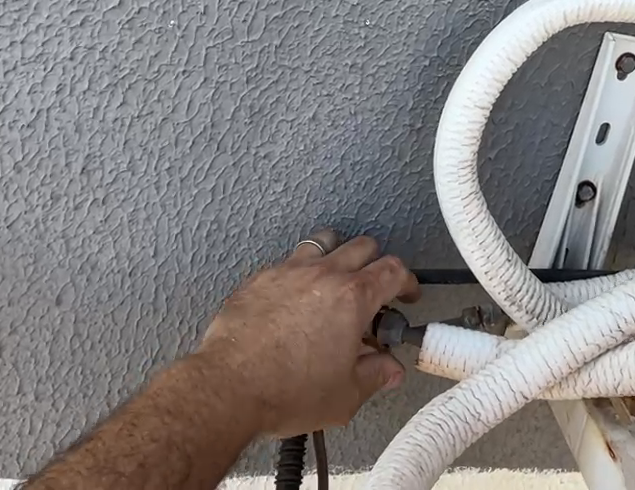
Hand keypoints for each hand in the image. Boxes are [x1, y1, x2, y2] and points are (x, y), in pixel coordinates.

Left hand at [187, 229, 419, 438]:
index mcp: (353, 297)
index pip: (393, 270)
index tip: (406, 293)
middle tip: (374, 288)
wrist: (228, 389)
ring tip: (336, 276)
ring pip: (325, 240)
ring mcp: (291, 270)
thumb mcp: (344, 395)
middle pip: (363, 246)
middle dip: (376, 263)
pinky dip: (301, 271)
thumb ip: (375, 375)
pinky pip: (289, 260)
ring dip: (338, 253)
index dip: (406, 280)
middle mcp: (325, 274)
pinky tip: (296, 295)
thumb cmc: (286, 392)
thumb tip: (390, 369)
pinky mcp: (262, 277)